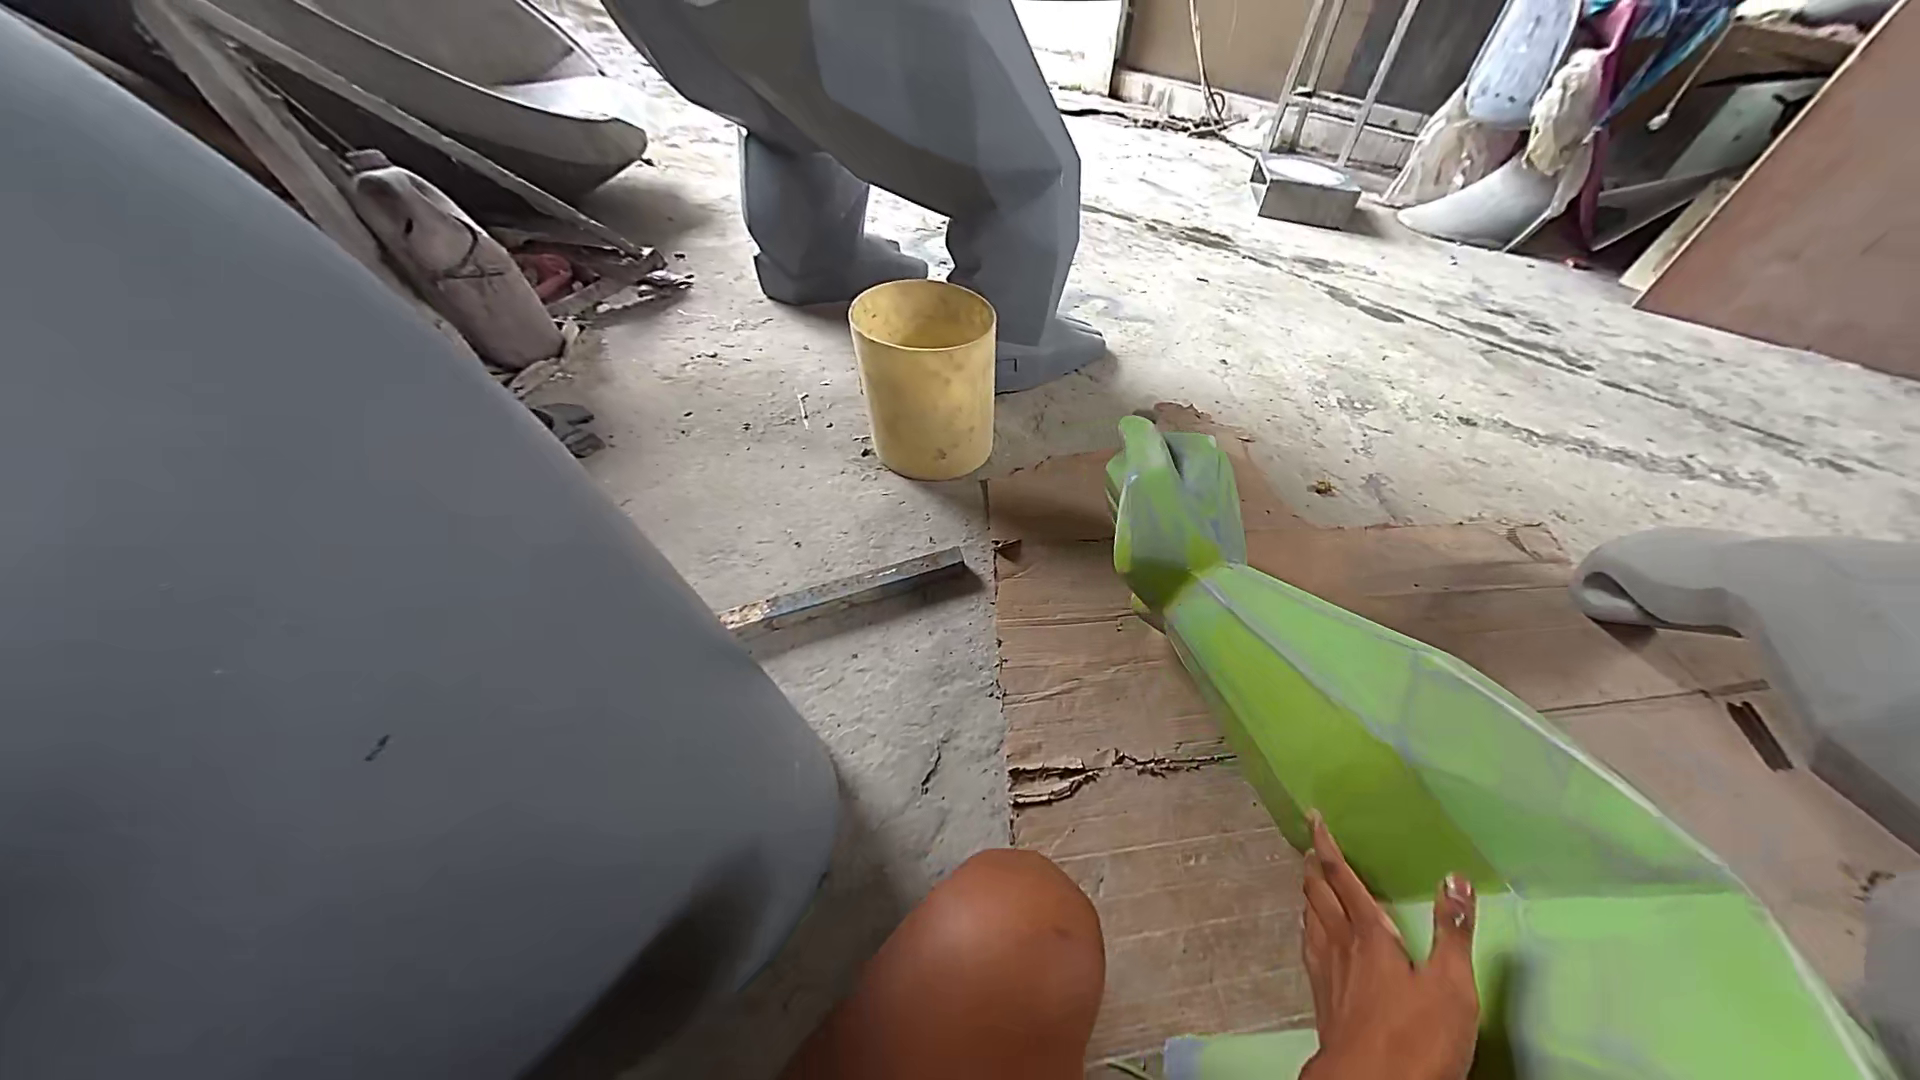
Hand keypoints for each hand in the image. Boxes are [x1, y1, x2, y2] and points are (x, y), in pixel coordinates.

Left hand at [1300, 813, 1478, 1079]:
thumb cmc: (1416, 1037)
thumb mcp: (1451, 987)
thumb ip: (1452, 932)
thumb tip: (1455, 877)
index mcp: (1367, 933)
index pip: (1341, 875)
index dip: (1326, 844)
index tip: (1312, 817)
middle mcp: (1338, 940)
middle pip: (1316, 890)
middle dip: (1313, 864)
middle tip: (1310, 845)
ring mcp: (1325, 966)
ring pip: (1308, 913)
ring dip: (1308, 890)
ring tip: (1309, 877)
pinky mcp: (1320, 991)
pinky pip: (1308, 941)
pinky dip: (1309, 922)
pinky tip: (1311, 929)